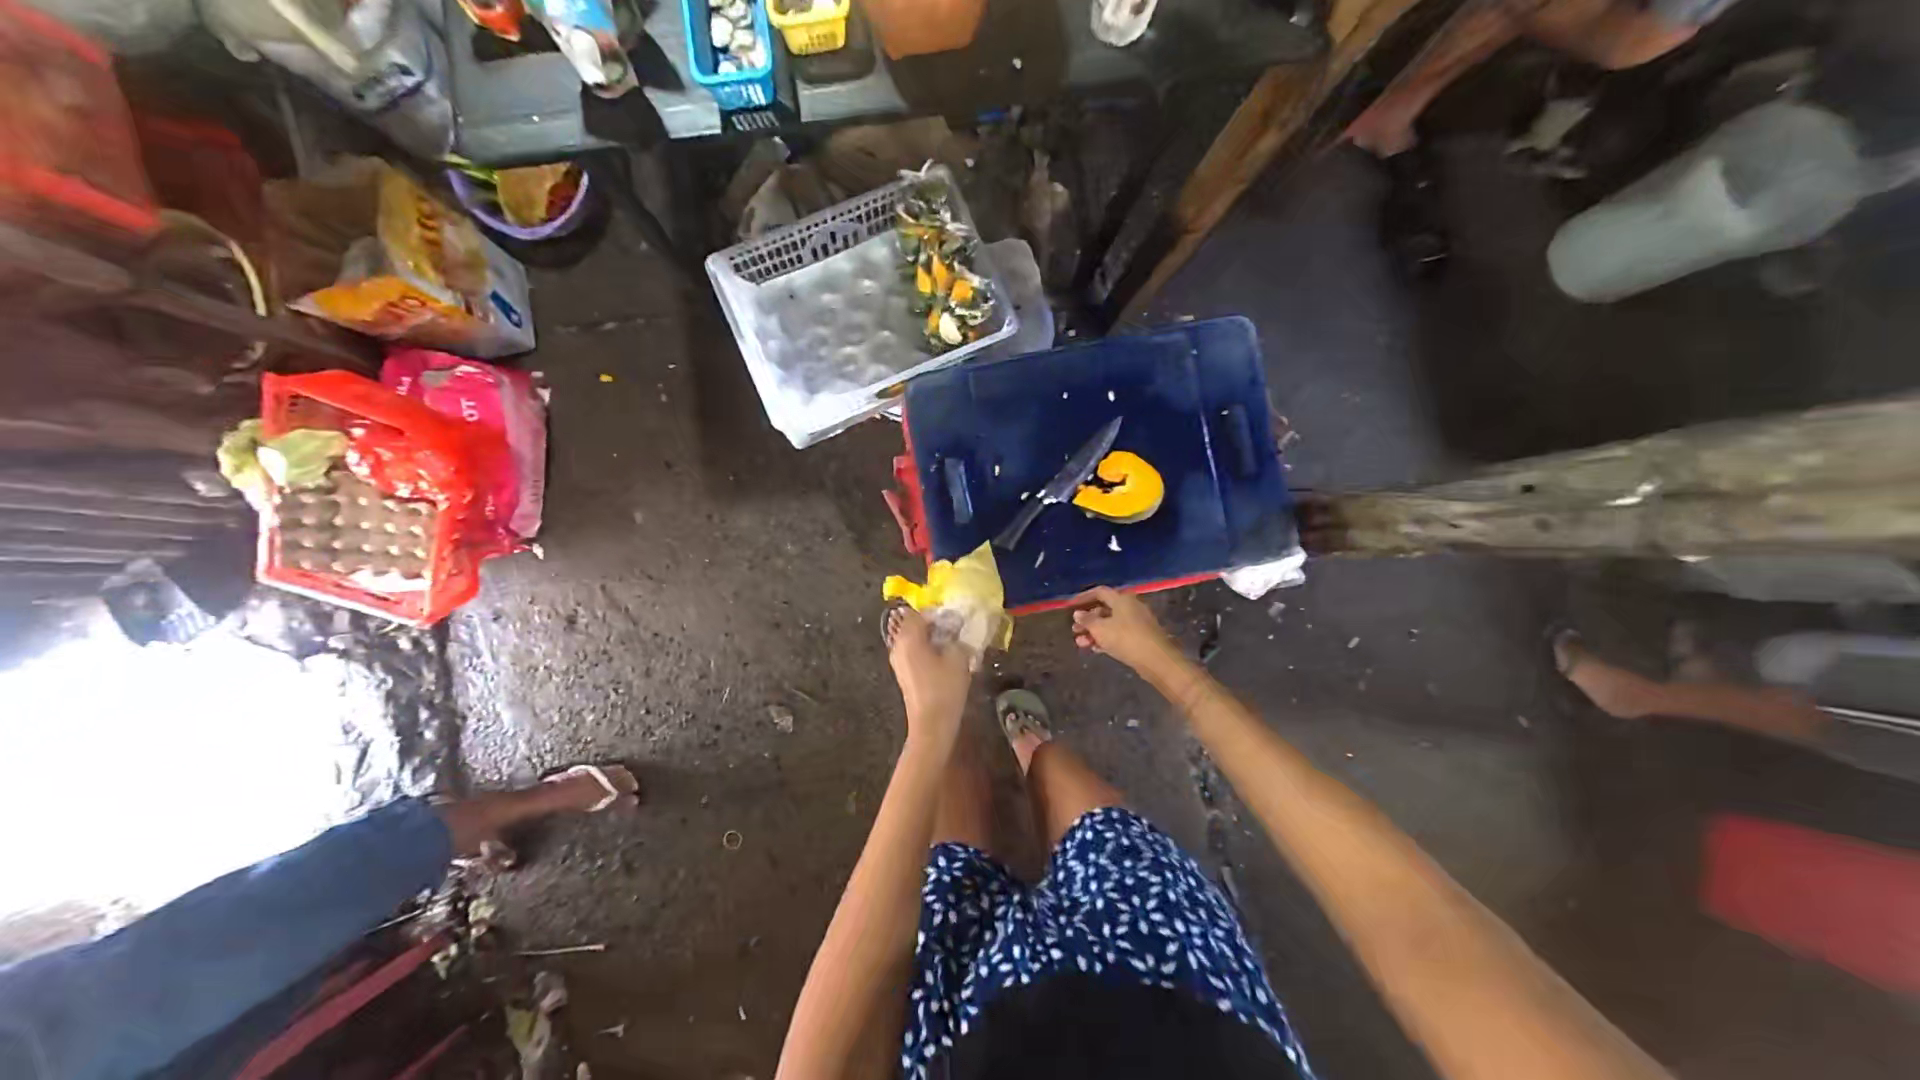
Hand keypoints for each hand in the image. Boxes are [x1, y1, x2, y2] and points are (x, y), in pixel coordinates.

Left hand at [887, 607, 971, 747]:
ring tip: (953, 647)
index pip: (919, 613)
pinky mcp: (903, 675)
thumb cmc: (945, 688)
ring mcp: (898, 662)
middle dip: (935, 626)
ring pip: (914, 641)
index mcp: (908, 638)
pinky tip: (944, 662)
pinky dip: (927, 653)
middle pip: (914, 626)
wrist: (931, 725)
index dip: (937, 614)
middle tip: (956, 632)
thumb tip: (954, 630)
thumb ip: (956, 638)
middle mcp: (898, 646)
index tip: (955, 620)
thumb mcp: (958, 657)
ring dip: (932, 640)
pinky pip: (914, 654)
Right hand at [1069, 586, 1179, 673]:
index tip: (1070, 606)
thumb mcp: (1100, 629)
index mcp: (1122, 599)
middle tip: (1074, 630)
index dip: (1083, 598)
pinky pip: (1119, 634)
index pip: (1099, 592)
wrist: (1156, 660)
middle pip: (1104, 609)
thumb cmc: (1126, 639)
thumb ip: (1087, 620)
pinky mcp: (1141, 637)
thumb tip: (1078, 614)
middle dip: (1088, 620)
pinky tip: (1095, 648)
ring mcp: (1137, 622)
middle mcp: (1131, 607)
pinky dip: (1106, 639)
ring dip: (1094, 632)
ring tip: (1081, 643)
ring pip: (1111, 624)